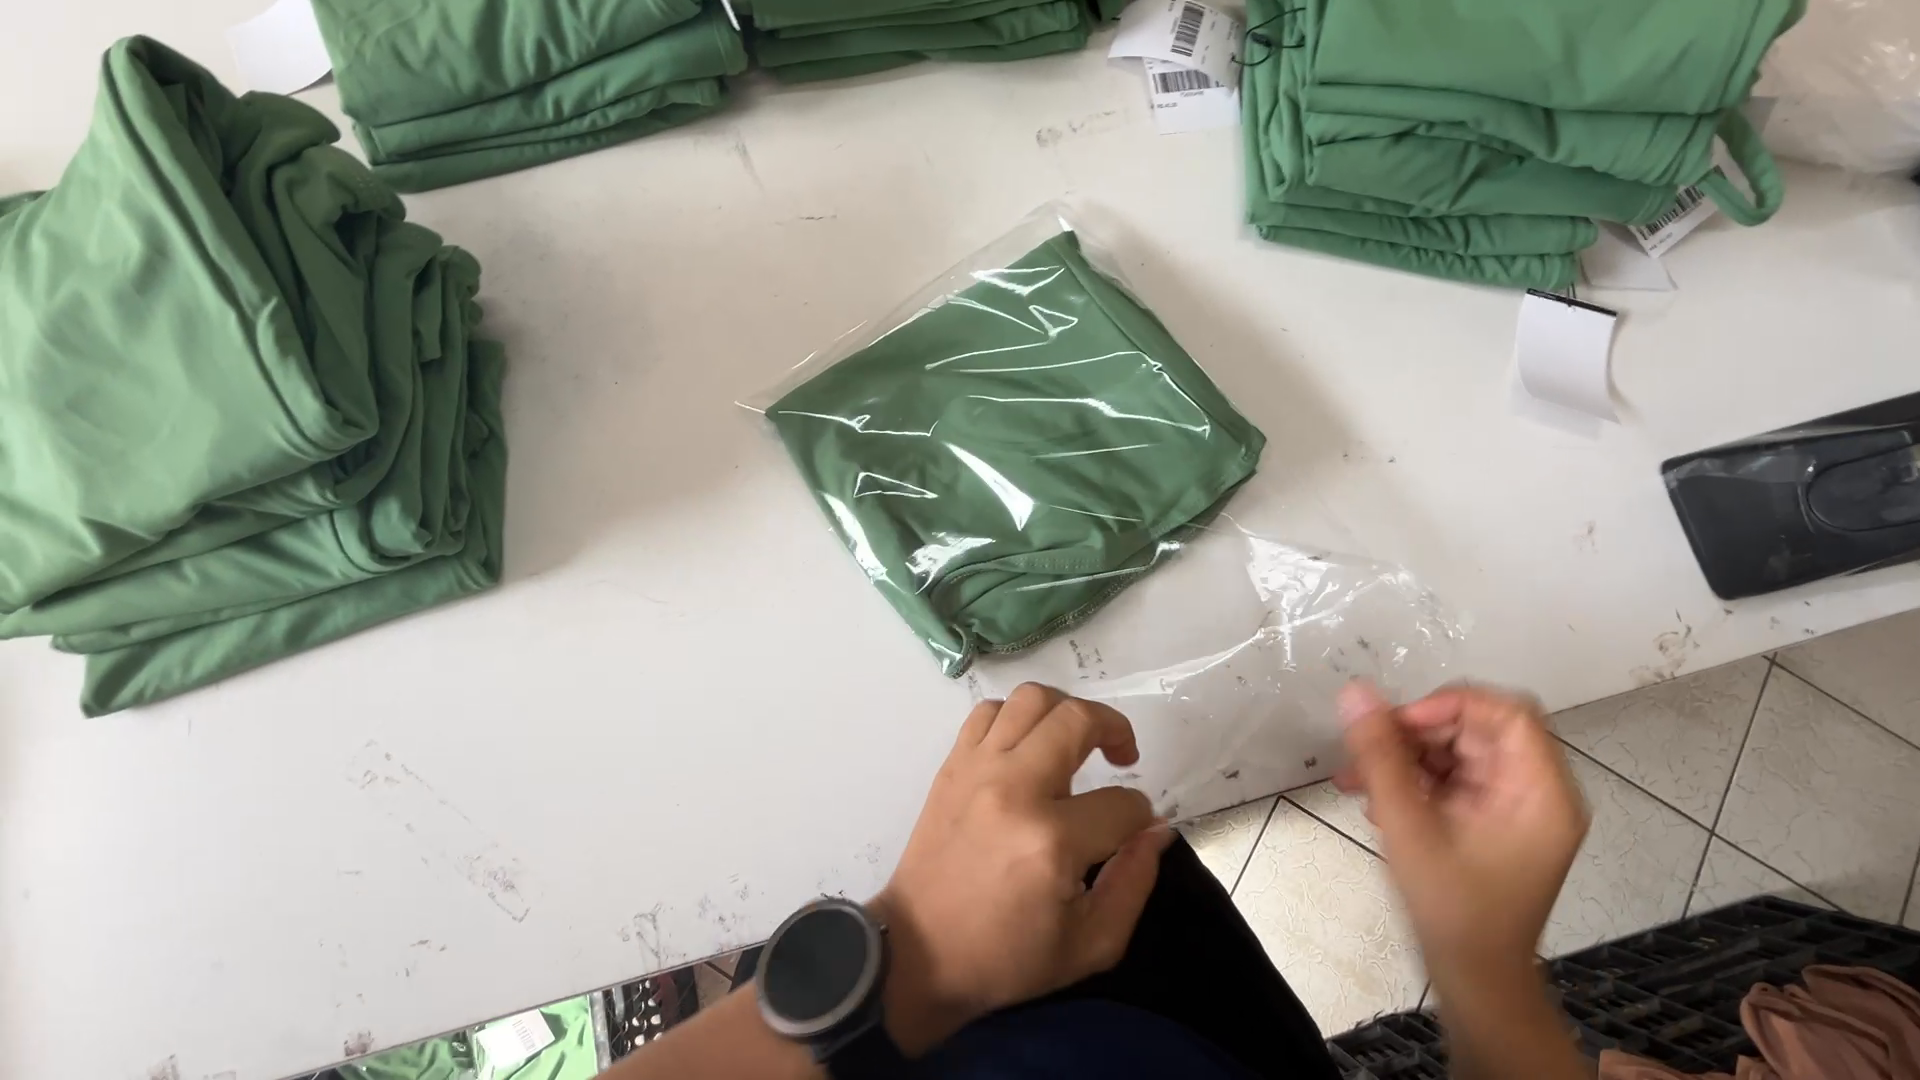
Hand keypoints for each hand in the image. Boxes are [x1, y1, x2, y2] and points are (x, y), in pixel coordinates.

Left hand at [869, 684, 1174, 1055]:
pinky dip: (1017, 717)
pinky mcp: (952, 765)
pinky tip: (1028, 746)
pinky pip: (988, 711)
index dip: (1141, 816)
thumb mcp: (1091, 943)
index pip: (1122, 803)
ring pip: (1031, 699)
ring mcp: (978, 769)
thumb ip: (1134, 882)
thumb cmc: (1006, 958)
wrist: (919, 952)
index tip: (1134, 830)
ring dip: (1066, 711)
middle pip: (1078, 720)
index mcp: (1051, 841)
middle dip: (1115, 729)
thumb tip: (1156, 829)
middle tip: (1122, 755)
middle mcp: (1015, 789)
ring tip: (1076, 741)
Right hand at [1335, 681, 1588, 972]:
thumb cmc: (1452, 906)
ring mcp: (1511, 806)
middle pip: (1474, 729)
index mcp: (1539, 791)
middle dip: (1413, 735)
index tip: (1398, 726)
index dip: (1449, 705)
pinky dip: (1409, 780)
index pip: (1507, 712)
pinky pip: (1449, 777)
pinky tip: (1373, 799)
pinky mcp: (1488, 819)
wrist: (1473, 977)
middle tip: (1364, 752)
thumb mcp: (1409, 825)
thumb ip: (1380, 755)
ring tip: (1356, 779)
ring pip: (1454, 750)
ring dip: (1402, 758)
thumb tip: (1354, 692)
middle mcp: (1534, 791)